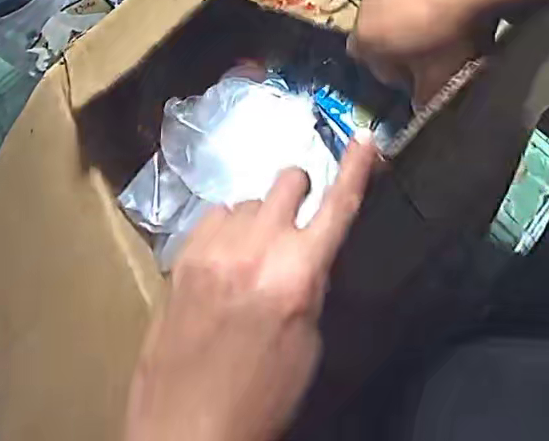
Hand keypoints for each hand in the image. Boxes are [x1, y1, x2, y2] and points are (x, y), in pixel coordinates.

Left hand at [124, 138, 378, 440]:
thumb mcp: (307, 343)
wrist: (185, 431)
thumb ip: (310, 282)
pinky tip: (222, 260)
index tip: (364, 136)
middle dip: (298, 195)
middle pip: (288, 181)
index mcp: (297, 275)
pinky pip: (216, 214)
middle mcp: (257, 248)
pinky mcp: (184, 252)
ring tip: (248, 259)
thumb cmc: (261, 395)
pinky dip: (226, 229)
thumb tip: (308, 247)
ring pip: (249, 199)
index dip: (355, 169)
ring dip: (258, 220)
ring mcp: (215, 246)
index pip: (337, 207)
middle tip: (292, 225)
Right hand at [348, 0, 487, 105]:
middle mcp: (365, 8)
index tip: (423, 79)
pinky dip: (424, 2)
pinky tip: (451, 6)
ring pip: (395, 13)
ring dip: (413, 24)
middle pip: (381, 39)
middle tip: (434, 57)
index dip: (400, 78)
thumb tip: (420, 108)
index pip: (375, 70)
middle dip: (403, 49)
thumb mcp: (438, 80)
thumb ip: (424, 101)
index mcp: (364, 40)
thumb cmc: (445, 36)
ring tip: (445, 30)